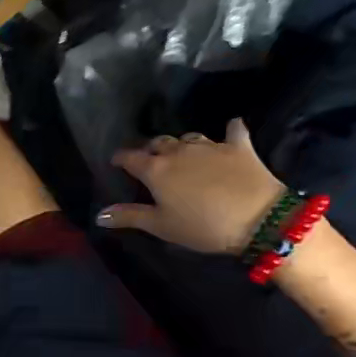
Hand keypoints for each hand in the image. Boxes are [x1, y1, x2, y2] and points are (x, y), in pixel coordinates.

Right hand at [97, 121, 287, 254]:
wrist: (256, 217)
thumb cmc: (202, 226)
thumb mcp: (162, 226)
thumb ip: (130, 216)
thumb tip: (99, 214)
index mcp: (157, 170)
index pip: (130, 157)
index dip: (121, 158)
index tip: (116, 161)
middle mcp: (179, 151)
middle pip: (159, 143)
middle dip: (150, 149)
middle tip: (149, 159)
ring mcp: (210, 145)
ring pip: (189, 137)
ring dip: (182, 144)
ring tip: (182, 153)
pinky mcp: (238, 146)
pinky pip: (233, 131)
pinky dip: (230, 130)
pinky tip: (231, 130)